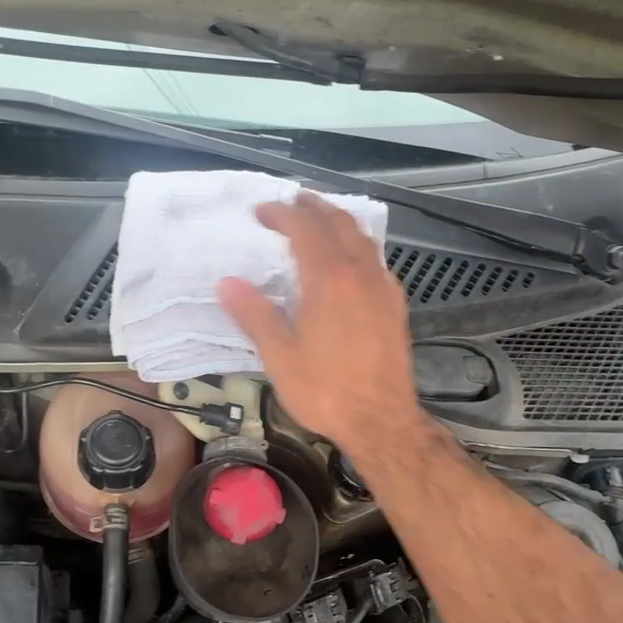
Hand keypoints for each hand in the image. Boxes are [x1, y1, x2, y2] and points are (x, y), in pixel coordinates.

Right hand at [217, 192, 424, 453]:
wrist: (381, 419)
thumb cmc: (325, 390)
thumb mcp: (279, 355)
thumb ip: (255, 314)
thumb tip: (227, 284)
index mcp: (329, 278)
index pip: (304, 228)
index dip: (281, 214)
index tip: (261, 211)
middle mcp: (360, 272)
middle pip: (338, 223)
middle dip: (314, 207)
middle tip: (293, 202)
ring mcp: (383, 288)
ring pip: (362, 239)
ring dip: (339, 223)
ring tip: (321, 222)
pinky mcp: (395, 307)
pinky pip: (376, 262)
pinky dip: (358, 248)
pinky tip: (352, 264)